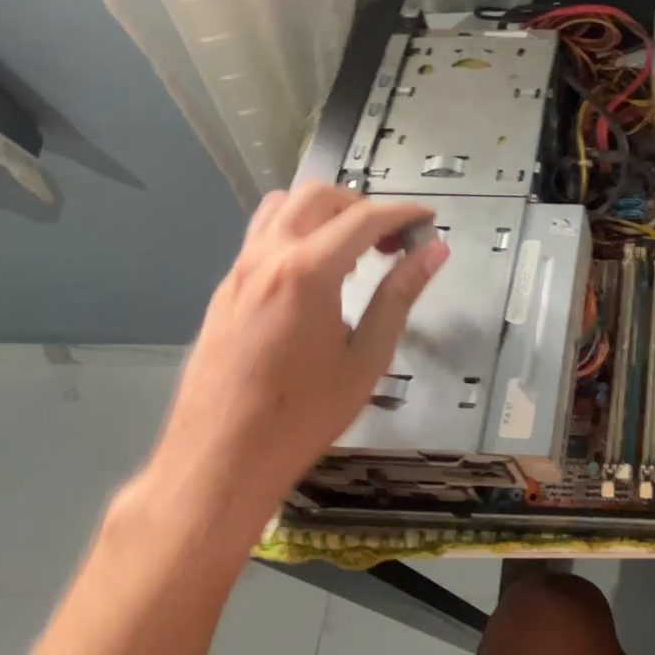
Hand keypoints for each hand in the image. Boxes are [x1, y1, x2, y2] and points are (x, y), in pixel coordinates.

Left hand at [139, 181, 447, 539]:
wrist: (221, 457)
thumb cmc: (303, 416)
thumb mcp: (367, 358)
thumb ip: (400, 295)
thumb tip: (433, 252)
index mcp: (307, 271)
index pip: (364, 218)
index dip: (403, 214)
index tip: (429, 220)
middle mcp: (268, 257)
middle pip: (318, 197)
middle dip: (363, 207)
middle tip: (394, 242)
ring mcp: (239, 271)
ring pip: (283, 207)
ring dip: (325, 213)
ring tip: (355, 253)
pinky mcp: (225, 290)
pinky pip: (263, 237)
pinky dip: (299, 234)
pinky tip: (318, 277)